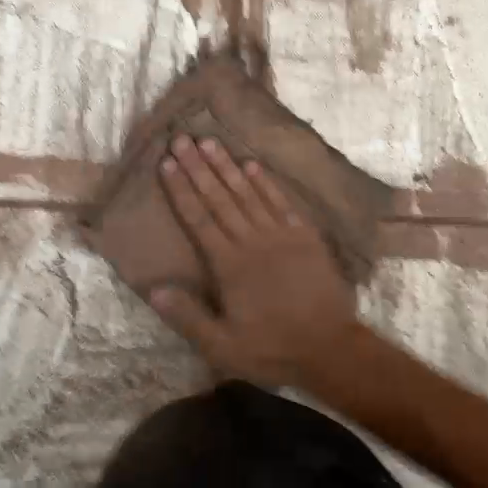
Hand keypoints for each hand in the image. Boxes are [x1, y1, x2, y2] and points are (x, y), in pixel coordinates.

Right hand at [151, 134, 363, 388]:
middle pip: (219, 197)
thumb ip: (189, 317)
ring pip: (247, 193)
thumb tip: (153, 289)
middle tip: (182, 138)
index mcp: (228, 264)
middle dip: (198, 167)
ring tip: (209, 141)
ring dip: (226, 166)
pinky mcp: (305, 237)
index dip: (180, 189)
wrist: (333, 350)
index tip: (166, 162)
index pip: (198, 218)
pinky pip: (281, 202)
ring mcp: (280, 235)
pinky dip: (266, 182)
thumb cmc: (273, 349)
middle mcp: (251, 241)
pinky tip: (252, 164)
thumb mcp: (224, 347)